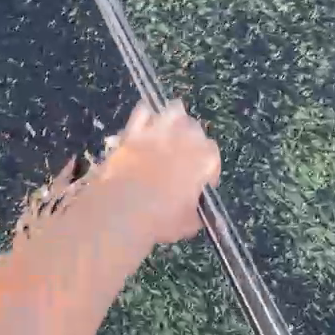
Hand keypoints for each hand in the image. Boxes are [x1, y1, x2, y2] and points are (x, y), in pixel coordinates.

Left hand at [88, 98, 220, 245]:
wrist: (121, 209)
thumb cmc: (160, 219)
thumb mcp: (187, 223)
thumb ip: (194, 211)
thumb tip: (193, 211)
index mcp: (204, 159)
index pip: (212, 155)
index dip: (207, 169)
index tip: (200, 182)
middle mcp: (185, 139)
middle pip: (195, 128)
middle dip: (192, 140)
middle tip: (183, 157)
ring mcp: (158, 131)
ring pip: (174, 111)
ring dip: (174, 121)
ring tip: (168, 133)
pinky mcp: (133, 131)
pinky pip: (143, 112)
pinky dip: (145, 117)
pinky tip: (143, 126)